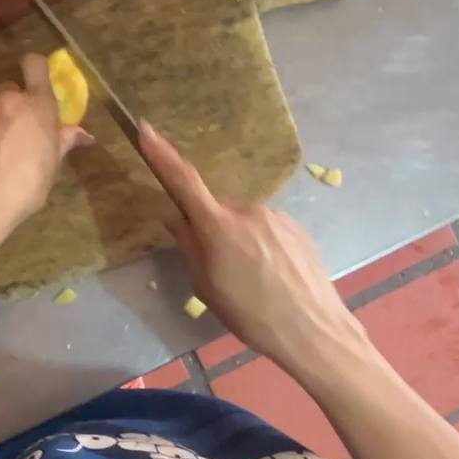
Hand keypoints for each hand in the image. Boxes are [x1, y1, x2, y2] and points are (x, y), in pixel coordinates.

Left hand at [0, 53, 89, 254]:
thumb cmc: (26, 188)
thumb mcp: (52, 167)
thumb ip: (64, 142)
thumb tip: (84, 135)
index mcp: (38, 107)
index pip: (36, 66)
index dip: (34, 68)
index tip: (33, 78)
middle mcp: (9, 99)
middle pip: (9, 91)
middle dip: (11, 107)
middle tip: (10, 133)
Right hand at [139, 123, 370, 377]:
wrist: (313, 330)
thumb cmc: (250, 315)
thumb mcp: (206, 287)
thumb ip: (188, 246)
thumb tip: (176, 217)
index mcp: (218, 225)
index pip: (183, 181)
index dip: (161, 155)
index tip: (145, 128)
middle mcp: (247, 210)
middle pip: (216, 210)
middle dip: (211, 230)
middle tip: (218, 271)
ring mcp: (276, 217)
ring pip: (243, 222)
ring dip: (238, 241)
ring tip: (251, 281)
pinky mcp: (296, 228)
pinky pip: (266, 230)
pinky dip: (260, 247)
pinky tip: (272, 277)